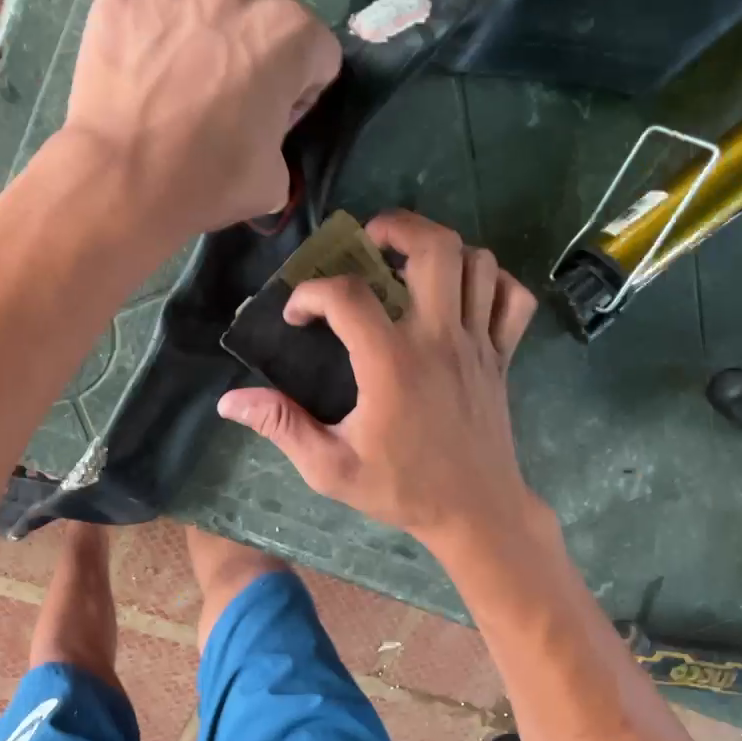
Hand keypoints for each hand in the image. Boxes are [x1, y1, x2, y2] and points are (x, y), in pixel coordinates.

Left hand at [62, 0, 340, 238]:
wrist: (121, 187)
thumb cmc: (206, 186)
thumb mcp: (271, 185)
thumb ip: (279, 148)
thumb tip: (263, 149)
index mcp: (288, 35)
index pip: (315, 53)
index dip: (297, 93)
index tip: (270, 125)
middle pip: (254, 22)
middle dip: (243, 60)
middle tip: (214, 113)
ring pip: (196, 6)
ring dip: (190, 37)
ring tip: (164, 92)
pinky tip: (132, 36)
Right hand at [217, 211, 543, 546]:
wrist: (476, 513)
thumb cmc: (400, 489)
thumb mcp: (329, 467)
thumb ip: (281, 425)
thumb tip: (229, 401)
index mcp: (392, 364)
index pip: (348, 295)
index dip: (312, 292)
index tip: (296, 316)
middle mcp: (439, 339)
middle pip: (433, 248)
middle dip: (397, 228)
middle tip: (368, 241)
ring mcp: (478, 343)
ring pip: (478, 262)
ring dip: (442, 250)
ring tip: (409, 264)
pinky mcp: (502, 356)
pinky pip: (512, 297)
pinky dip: (491, 281)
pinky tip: (461, 294)